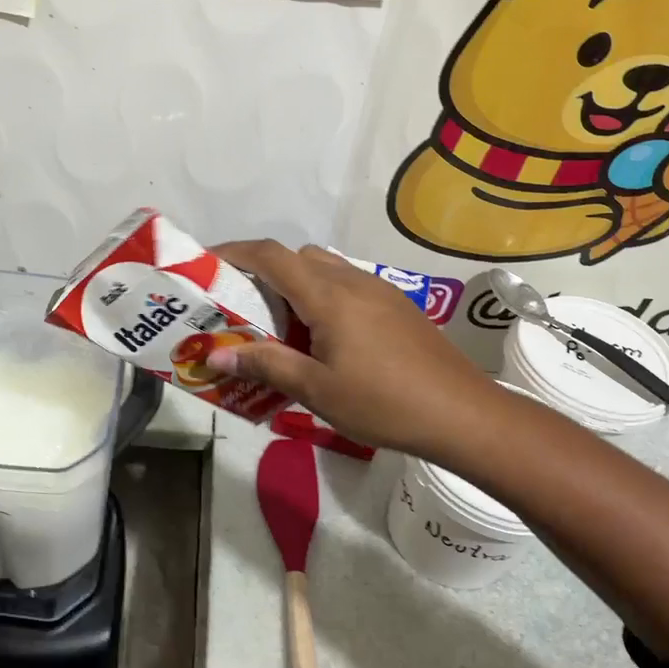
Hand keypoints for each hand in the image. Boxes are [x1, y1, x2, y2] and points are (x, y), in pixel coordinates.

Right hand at [206, 241, 517, 461]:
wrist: (463, 414)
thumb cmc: (384, 403)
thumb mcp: (317, 390)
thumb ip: (265, 365)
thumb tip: (214, 355)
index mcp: (329, 295)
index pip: (272, 255)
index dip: (234, 253)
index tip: (205, 265)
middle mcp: (352, 281)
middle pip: (297, 257)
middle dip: (261, 271)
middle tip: (237, 305)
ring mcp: (379, 291)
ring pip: (324, 268)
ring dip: (294, 284)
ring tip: (276, 325)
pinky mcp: (396, 306)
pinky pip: (346, 285)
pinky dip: (320, 296)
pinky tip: (320, 338)